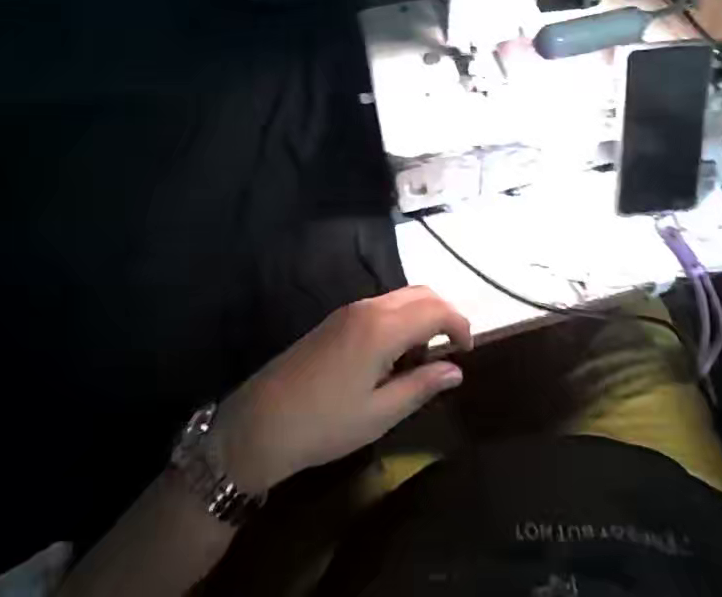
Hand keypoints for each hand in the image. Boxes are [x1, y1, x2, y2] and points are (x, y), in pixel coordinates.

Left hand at [215, 287, 471, 492]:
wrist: (255, 427)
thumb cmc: (322, 425)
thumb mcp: (379, 414)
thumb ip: (422, 386)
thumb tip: (456, 370)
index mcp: (382, 328)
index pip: (437, 310)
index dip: (460, 326)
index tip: (467, 352)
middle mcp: (369, 308)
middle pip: (422, 293)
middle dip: (445, 314)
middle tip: (453, 349)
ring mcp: (349, 311)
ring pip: (402, 296)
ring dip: (424, 315)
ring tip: (427, 355)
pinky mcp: (336, 320)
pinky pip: (383, 305)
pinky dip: (403, 318)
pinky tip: (398, 353)